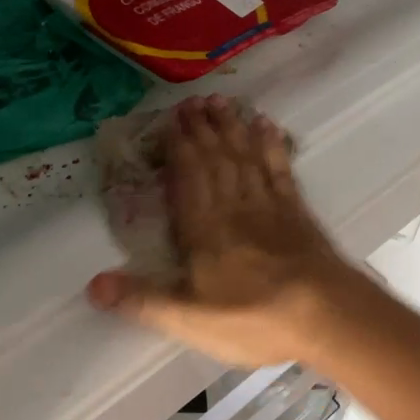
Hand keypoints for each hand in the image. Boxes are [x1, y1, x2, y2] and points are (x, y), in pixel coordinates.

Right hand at [85, 95, 376, 366]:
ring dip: (231, 128)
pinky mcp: (297, 212)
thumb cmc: (254, 318)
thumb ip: (142, 300)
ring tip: (220, 102)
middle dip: (202, 129)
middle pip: (215, 159)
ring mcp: (268, 205)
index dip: (178, 146)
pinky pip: (279, 169)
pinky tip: (266, 127)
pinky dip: (271, 146)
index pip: (187, 177)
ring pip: (244, 157)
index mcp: (204, 229)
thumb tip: (92, 285)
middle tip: (192, 100)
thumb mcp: (189, 319)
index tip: (171, 118)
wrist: (327, 316)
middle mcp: (233, 207)